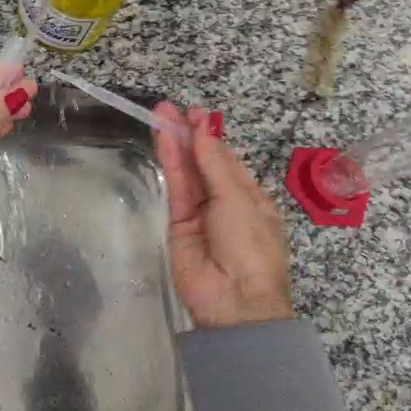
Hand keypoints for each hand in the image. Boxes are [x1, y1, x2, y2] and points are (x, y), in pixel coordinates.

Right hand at [153, 102, 293, 327]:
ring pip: (186, 170)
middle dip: (187, 135)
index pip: (227, 159)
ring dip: (174, 143)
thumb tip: (204, 123)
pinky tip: (162, 139)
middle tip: (167, 108)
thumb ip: (214, 161)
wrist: (234, 301)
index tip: (193, 112)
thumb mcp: (238, 199)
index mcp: (252, 198)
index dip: (210, 136)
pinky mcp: (178, 221)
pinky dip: (169, 162)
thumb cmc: (250, 247)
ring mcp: (201, 212)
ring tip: (158, 114)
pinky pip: (175, 186)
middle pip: (203, 161)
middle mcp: (225, 202)